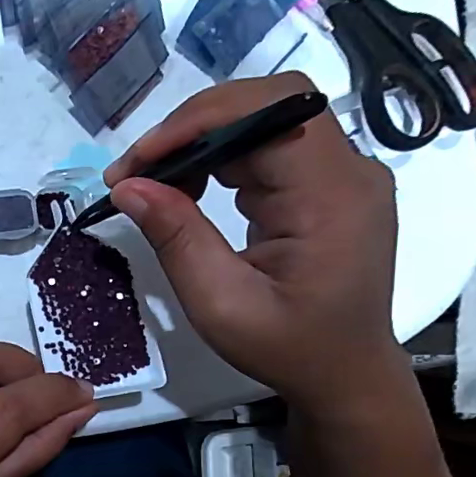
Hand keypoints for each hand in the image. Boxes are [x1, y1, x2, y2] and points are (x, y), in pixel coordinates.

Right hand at [103, 72, 403, 412]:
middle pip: (268, 102)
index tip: (137, 163)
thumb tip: (127, 186)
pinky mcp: (326, 183)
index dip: (196, 122)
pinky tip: (188, 185)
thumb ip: (176, 238)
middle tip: (137, 170)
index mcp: (331, 196)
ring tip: (153, 181)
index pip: (267, 113)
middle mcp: (348, 170)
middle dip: (192, 125)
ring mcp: (341, 173)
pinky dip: (219, 155)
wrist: (344, 373)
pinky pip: (269, 144)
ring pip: (265, 117)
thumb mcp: (219, 303)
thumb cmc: (287, 347)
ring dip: (201, 138)